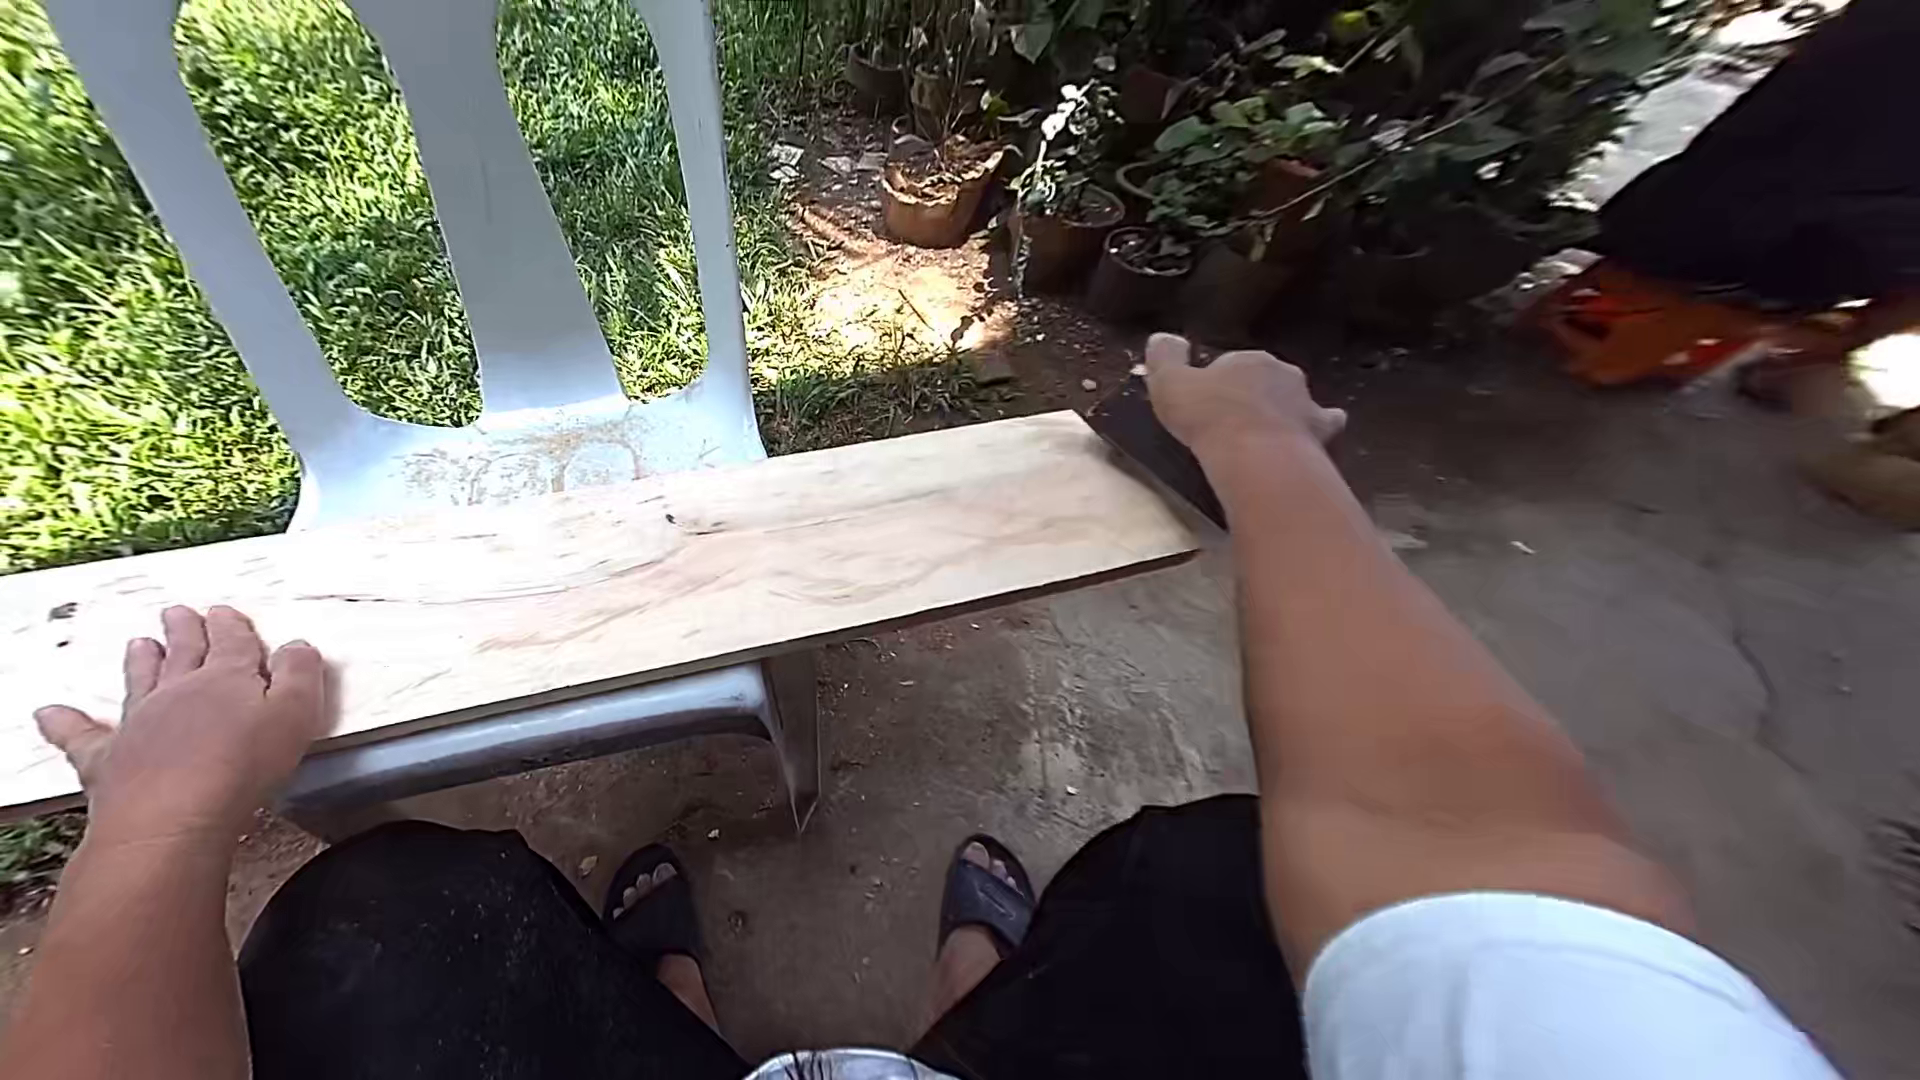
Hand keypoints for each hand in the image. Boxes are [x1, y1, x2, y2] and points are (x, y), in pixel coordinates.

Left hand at [34, 606, 328, 846]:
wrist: (174, 816)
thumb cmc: (249, 760)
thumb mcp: (298, 709)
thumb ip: (301, 672)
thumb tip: (296, 644)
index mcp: (228, 679)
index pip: (233, 643)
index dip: (231, 625)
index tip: (224, 610)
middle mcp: (179, 692)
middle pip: (185, 654)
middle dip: (185, 632)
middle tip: (178, 612)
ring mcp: (138, 723)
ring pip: (141, 682)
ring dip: (141, 661)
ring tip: (139, 643)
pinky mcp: (107, 757)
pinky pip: (81, 735)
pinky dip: (64, 723)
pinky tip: (51, 713)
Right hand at [1143, 333, 1346, 455]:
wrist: (1254, 452)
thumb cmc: (1207, 415)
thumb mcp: (1169, 384)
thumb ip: (1164, 358)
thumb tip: (1161, 336)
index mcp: (1246, 360)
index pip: (1231, 364)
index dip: (1216, 384)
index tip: (1203, 404)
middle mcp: (1281, 372)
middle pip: (1264, 379)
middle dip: (1250, 395)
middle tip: (1230, 421)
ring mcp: (1305, 400)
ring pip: (1293, 399)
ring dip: (1280, 411)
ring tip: (1262, 435)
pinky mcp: (1320, 429)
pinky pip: (1324, 422)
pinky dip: (1316, 427)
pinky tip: (1311, 438)